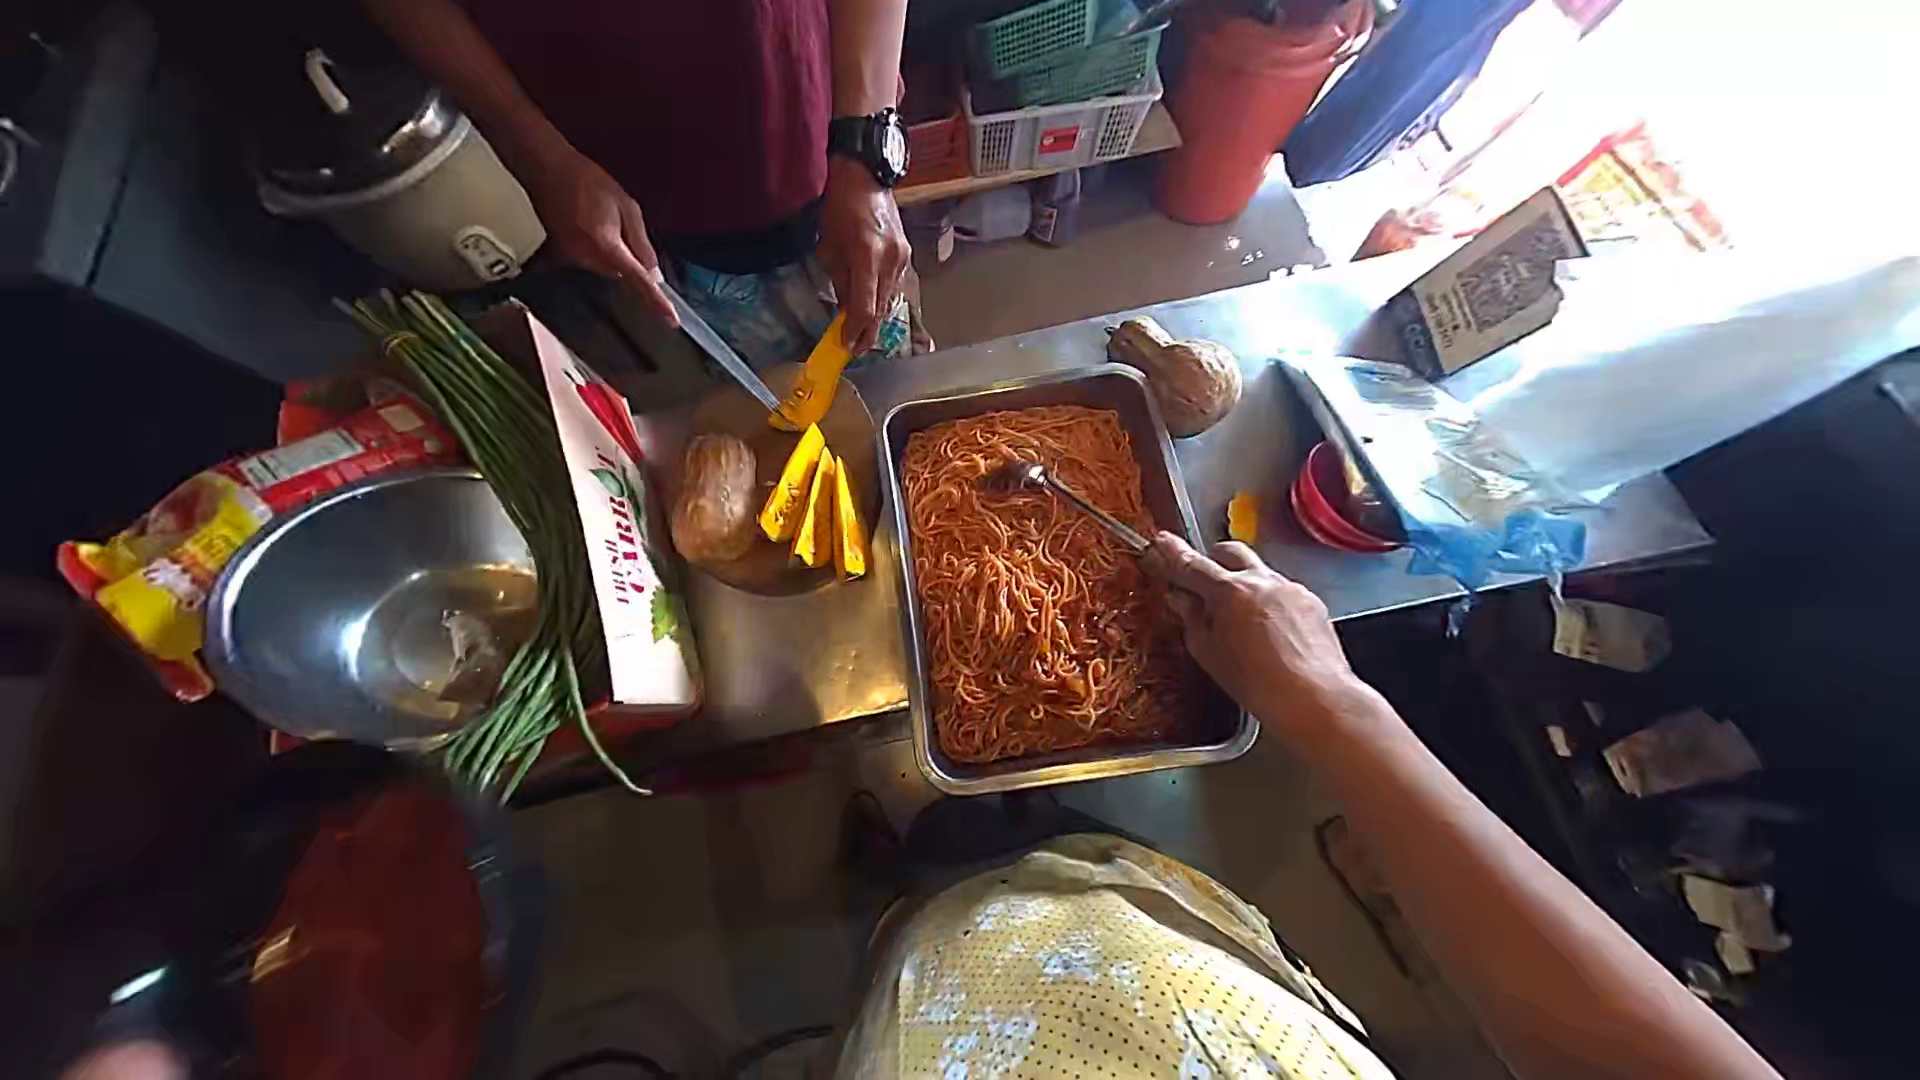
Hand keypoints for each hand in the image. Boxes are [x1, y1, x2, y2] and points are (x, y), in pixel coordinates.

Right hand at [521, 147, 676, 325]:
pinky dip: (601, 251)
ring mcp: (574, 259)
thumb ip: (643, 245)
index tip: (671, 319)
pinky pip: (595, 263)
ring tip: (600, 221)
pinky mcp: (565, 257)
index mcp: (607, 246)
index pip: (639, 281)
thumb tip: (654, 274)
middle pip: (625, 275)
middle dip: (631, 259)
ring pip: (611, 270)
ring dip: (615, 253)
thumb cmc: (586, 181)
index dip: (657, 302)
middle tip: (620, 228)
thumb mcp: (628, 208)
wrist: (546, 166)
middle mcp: (588, 258)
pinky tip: (592, 226)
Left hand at [819, 157, 909, 353]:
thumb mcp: (829, 248)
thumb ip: (840, 282)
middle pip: (880, 310)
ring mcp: (902, 260)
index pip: (864, 306)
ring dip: (874, 319)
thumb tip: (846, 310)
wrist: (867, 176)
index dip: (855, 330)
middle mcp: (890, 262)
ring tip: (861, 332)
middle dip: (867, 333)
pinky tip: (871, 306)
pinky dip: (881, 300)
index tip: (845, 345)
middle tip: (854, 349)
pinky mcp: (906, 257)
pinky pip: (893, 287)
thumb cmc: (840, 208)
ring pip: (889, 301)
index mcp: (867, 257)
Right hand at [1144, 532, 1370, 734]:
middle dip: (1213, 560)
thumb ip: (1191, 618)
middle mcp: (1262, 581)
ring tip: (1240, 621)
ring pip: (1258, 572)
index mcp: (1230, 592)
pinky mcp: (1311, 602)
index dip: (1172, 551)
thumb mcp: (1208, 652)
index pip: (1192, 564)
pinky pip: (1281, 591)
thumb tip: (1182, 599)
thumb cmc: (1256, 682)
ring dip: (1243, 585)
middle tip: (1203, 584)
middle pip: (1230, 552)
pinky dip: (1268, 602)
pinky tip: (1268, 632)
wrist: (1316, 699)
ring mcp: (1290, 589)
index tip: (1162, 541)